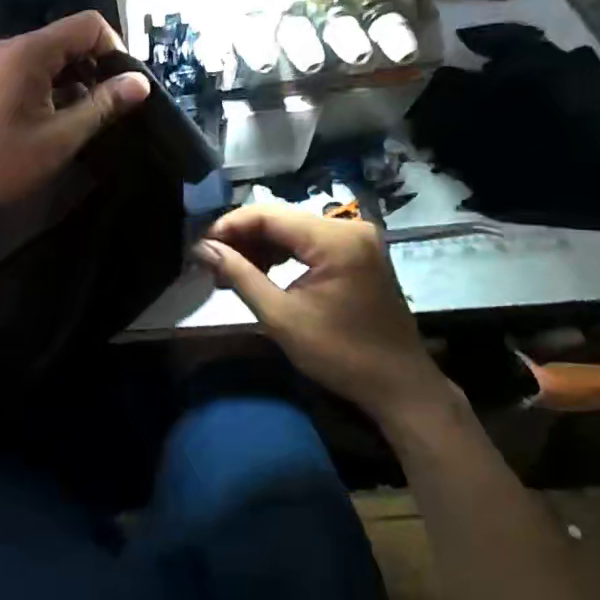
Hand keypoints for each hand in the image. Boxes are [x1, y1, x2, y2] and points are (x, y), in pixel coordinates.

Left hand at [0, 11, 150, 247]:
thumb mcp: (58, 139)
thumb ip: (102, 106)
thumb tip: (141, 82)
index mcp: (29, 52)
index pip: (90, 24)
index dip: (116, 50)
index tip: (126, 90)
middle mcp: (13, 48)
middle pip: (72, 39)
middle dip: (100, 68)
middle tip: (113, 110)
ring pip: (55, 59)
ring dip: (79, 83)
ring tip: (88, 123)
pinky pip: (35, 74)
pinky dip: (57, 92)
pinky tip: (60, 125)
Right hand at [193, 206, 459, 421]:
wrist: (398, 384)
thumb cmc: (340, 354)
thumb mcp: (281, 317)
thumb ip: (240, 276)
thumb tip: (203, 249)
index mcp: (335, 239)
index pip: (268, 214)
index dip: (230, 226)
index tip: (201, 248)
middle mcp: (349, 226)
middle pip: (281, 218)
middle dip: (243, 238)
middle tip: (212, 264)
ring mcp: (357, 238)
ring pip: (294, 229)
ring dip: (261, 246)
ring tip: (230, 272)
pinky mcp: (359, 252)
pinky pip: (311, 242)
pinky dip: (284, 254)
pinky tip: (261, 272)